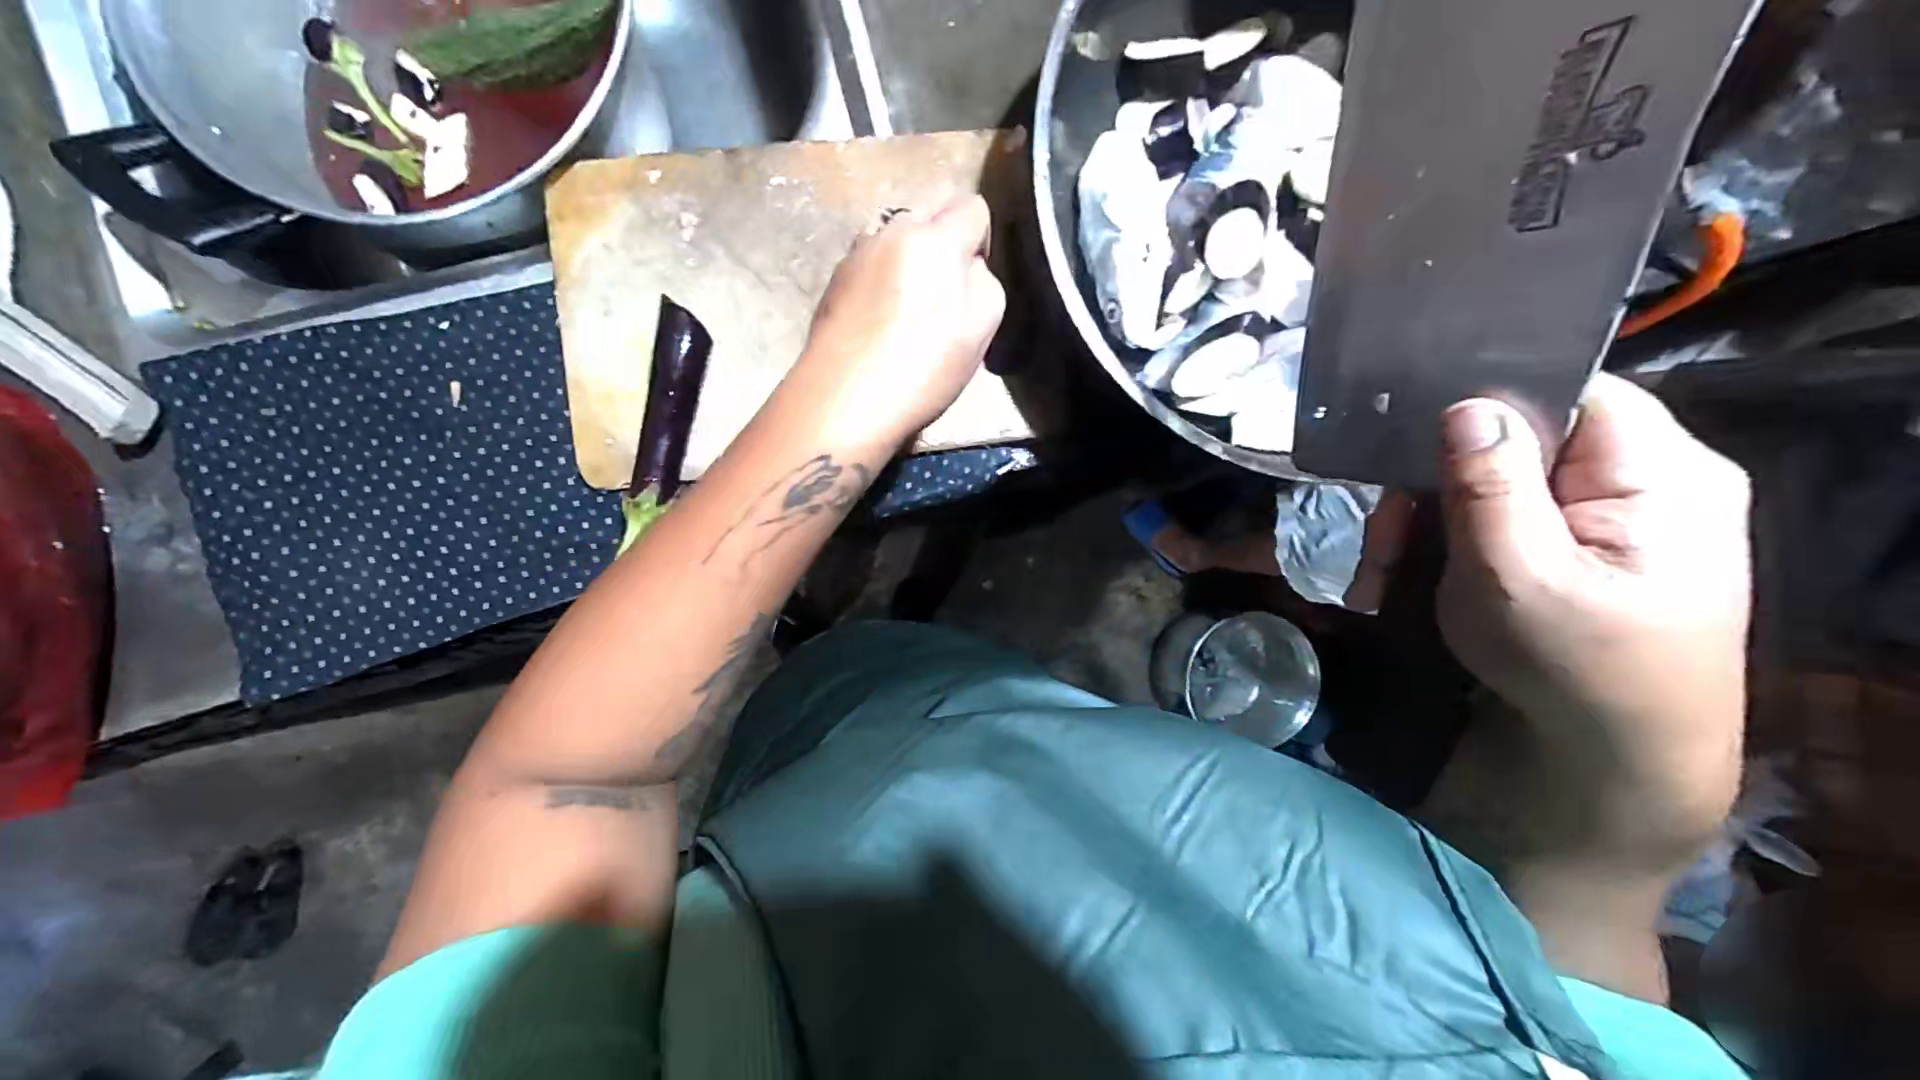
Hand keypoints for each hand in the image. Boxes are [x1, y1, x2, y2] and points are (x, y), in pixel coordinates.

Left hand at [780, 196, 1005, 451]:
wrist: (843, 400)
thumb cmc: (922, 369)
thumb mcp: (981, 330)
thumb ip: (985, 284)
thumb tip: (969, 268)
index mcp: (936, 238)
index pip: (973, 206)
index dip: (981, 241)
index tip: (972, 281)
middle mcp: (892, 231)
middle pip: (929, 214)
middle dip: (942, 243)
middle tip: (941, 296)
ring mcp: (856, 252)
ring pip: (895, 239)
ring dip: (907, 260)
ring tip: (905, 310)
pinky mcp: (833, 279)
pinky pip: (869, 264)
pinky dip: (880, 280)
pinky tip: (878, 323)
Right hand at [1435, 374, 1750, 865]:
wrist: (1607, 767)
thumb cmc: (1572, 671)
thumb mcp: (1517, 577)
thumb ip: (1491, 487)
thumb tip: (1465, 403)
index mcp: (1661, 475)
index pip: (1569, 391)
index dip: (1487, 407)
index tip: (1412, 445)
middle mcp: (1643, 485)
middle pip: (1519, 443)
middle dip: (1437, 485)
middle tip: (1386, 541)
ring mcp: (1607, 523)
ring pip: (1493, 486)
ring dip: (1427, 524)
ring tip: (1383, 575)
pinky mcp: (1573, 553)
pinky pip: (1497, 522)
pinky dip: (1443, 547)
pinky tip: (1404, 582)